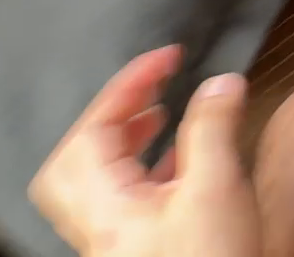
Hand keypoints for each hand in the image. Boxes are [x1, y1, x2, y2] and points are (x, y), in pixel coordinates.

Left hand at [30, 47, 260, 256]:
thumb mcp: (218, 187)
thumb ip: (214, 129)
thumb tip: (219, 79)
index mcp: (105, 207)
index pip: (92, 133)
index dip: (126, 85)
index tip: (168, 55)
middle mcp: (99, 223)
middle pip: (75, 162)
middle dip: (109, 116)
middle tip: (154, 85)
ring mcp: (117, 237)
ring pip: (98, 180)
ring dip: (125, 138)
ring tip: (162, 113)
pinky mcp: (142, 244)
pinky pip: (127, 194)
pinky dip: (147, 163)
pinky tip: (180, 158)